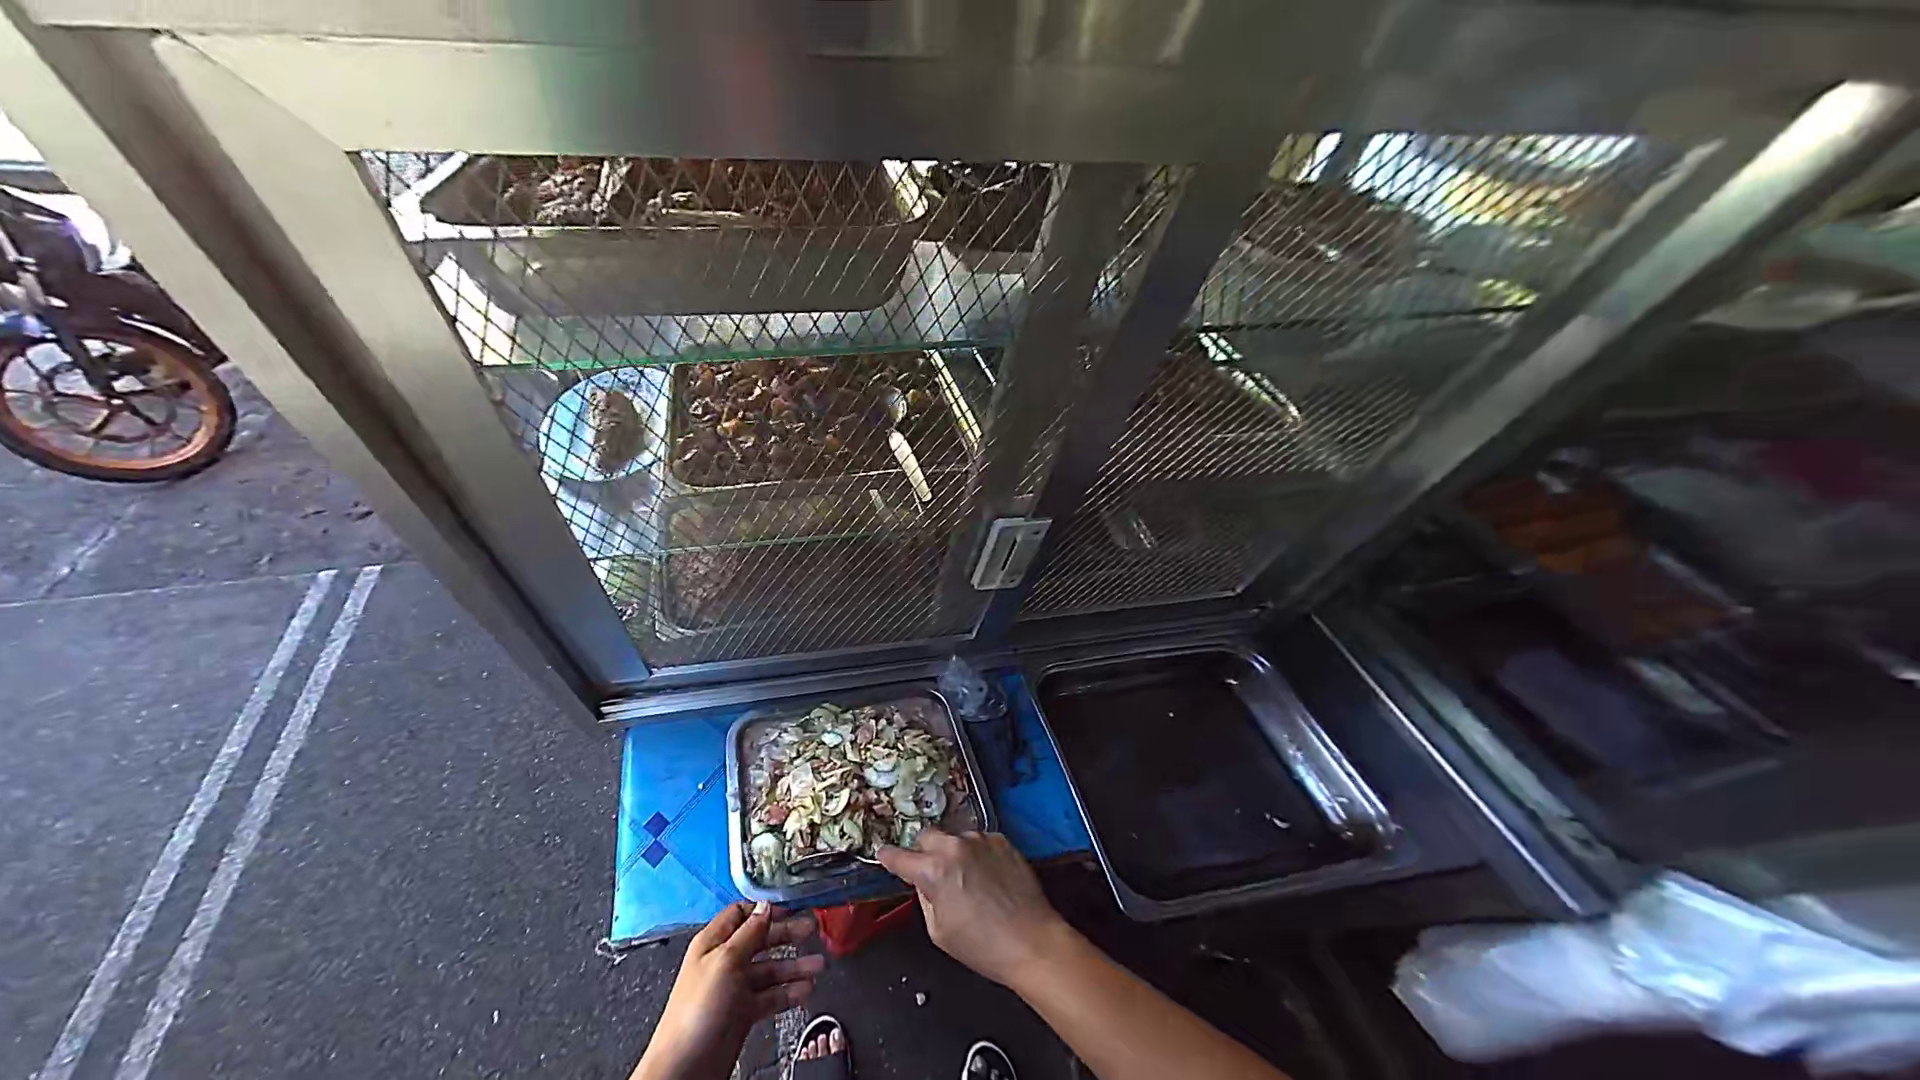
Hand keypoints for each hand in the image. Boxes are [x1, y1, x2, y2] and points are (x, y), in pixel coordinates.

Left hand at [630, 902, 823, 1079]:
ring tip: (817, 965)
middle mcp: (725, 962)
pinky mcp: (743, 1013)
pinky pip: (771, 996)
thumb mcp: (725, 961)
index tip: (789, 909)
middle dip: (786, 934)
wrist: (686, 1068)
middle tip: (810, 930)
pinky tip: (805, 990)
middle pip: (761, 940)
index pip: (741, 915)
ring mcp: (735, 989)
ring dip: (794, 966)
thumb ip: (748, 933)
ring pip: (770, 970)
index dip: (764, 910)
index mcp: (713, 943)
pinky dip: (789, 992)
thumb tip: (765, 907)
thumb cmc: (698, 1009)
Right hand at [876, 828, 1071, 988]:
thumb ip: (925, 898)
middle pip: (927, 836)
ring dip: (953, 852)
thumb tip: (924, 883)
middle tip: (931, 872)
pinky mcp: (1002, 840)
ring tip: (967, 879)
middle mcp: (955, 847)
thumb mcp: (939, 931)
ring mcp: (981, 840)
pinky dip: (977, 854)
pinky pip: (980, 841)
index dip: (889, 857)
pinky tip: (987, 876)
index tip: (884, 855)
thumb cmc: (983, 945)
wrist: (1032, 941)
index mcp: (934, 870)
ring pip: (955, 838)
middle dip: (923, 851)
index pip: (900, 857)